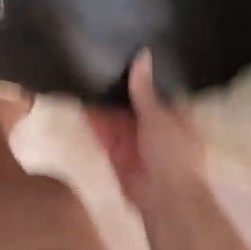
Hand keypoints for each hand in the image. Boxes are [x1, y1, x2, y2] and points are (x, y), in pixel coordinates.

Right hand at [86, 51, 204, 210]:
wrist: (165, 200)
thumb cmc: (172, 153)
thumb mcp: (158, 114)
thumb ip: (144, 86)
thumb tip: (143, 52)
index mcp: (172, 115)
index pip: (155, 89)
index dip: (141, 73)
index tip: (123, 50)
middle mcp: (152, 126)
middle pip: (130, 102)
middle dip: (115, 86)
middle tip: (94, 58)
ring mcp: (133, 140)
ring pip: (114, 115)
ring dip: (100, 101)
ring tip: (80, 74)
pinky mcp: (116, 153)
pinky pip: (102, 132)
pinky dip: (91, 120)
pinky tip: (78, 101)